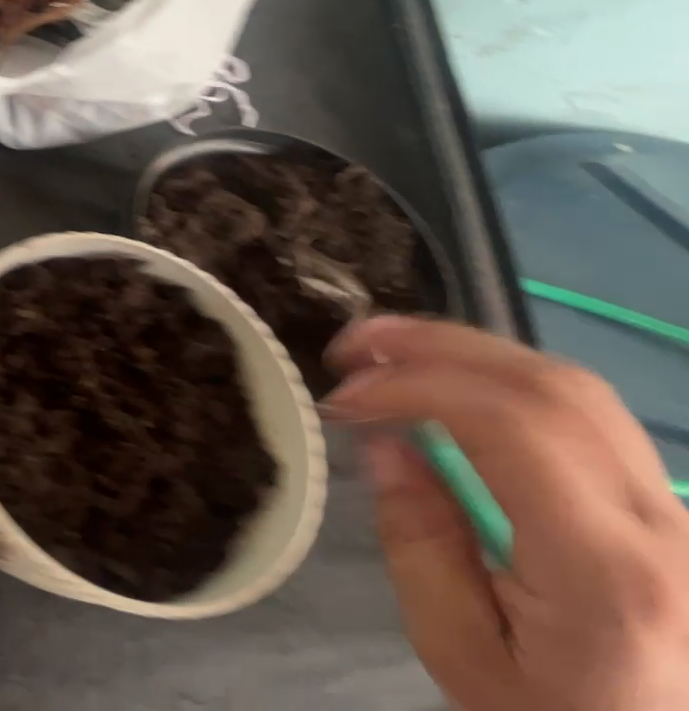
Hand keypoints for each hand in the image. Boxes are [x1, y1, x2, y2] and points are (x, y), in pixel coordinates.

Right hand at [322, 316, 688, 710]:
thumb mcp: (458, 649)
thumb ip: (419, 543)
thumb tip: (386, 445)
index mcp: (604, 567)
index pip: (512, 424)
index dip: (414, 384)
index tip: (340, 397)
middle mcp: (661, 524)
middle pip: (553, 387)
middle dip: (438, 346)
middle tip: (351, 346)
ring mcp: (677, 511)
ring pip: (576, 388)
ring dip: (470, 351)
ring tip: (388, 350)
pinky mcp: (667, 507)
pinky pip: (585, 414)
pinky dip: (502, 378)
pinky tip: (448, 382)